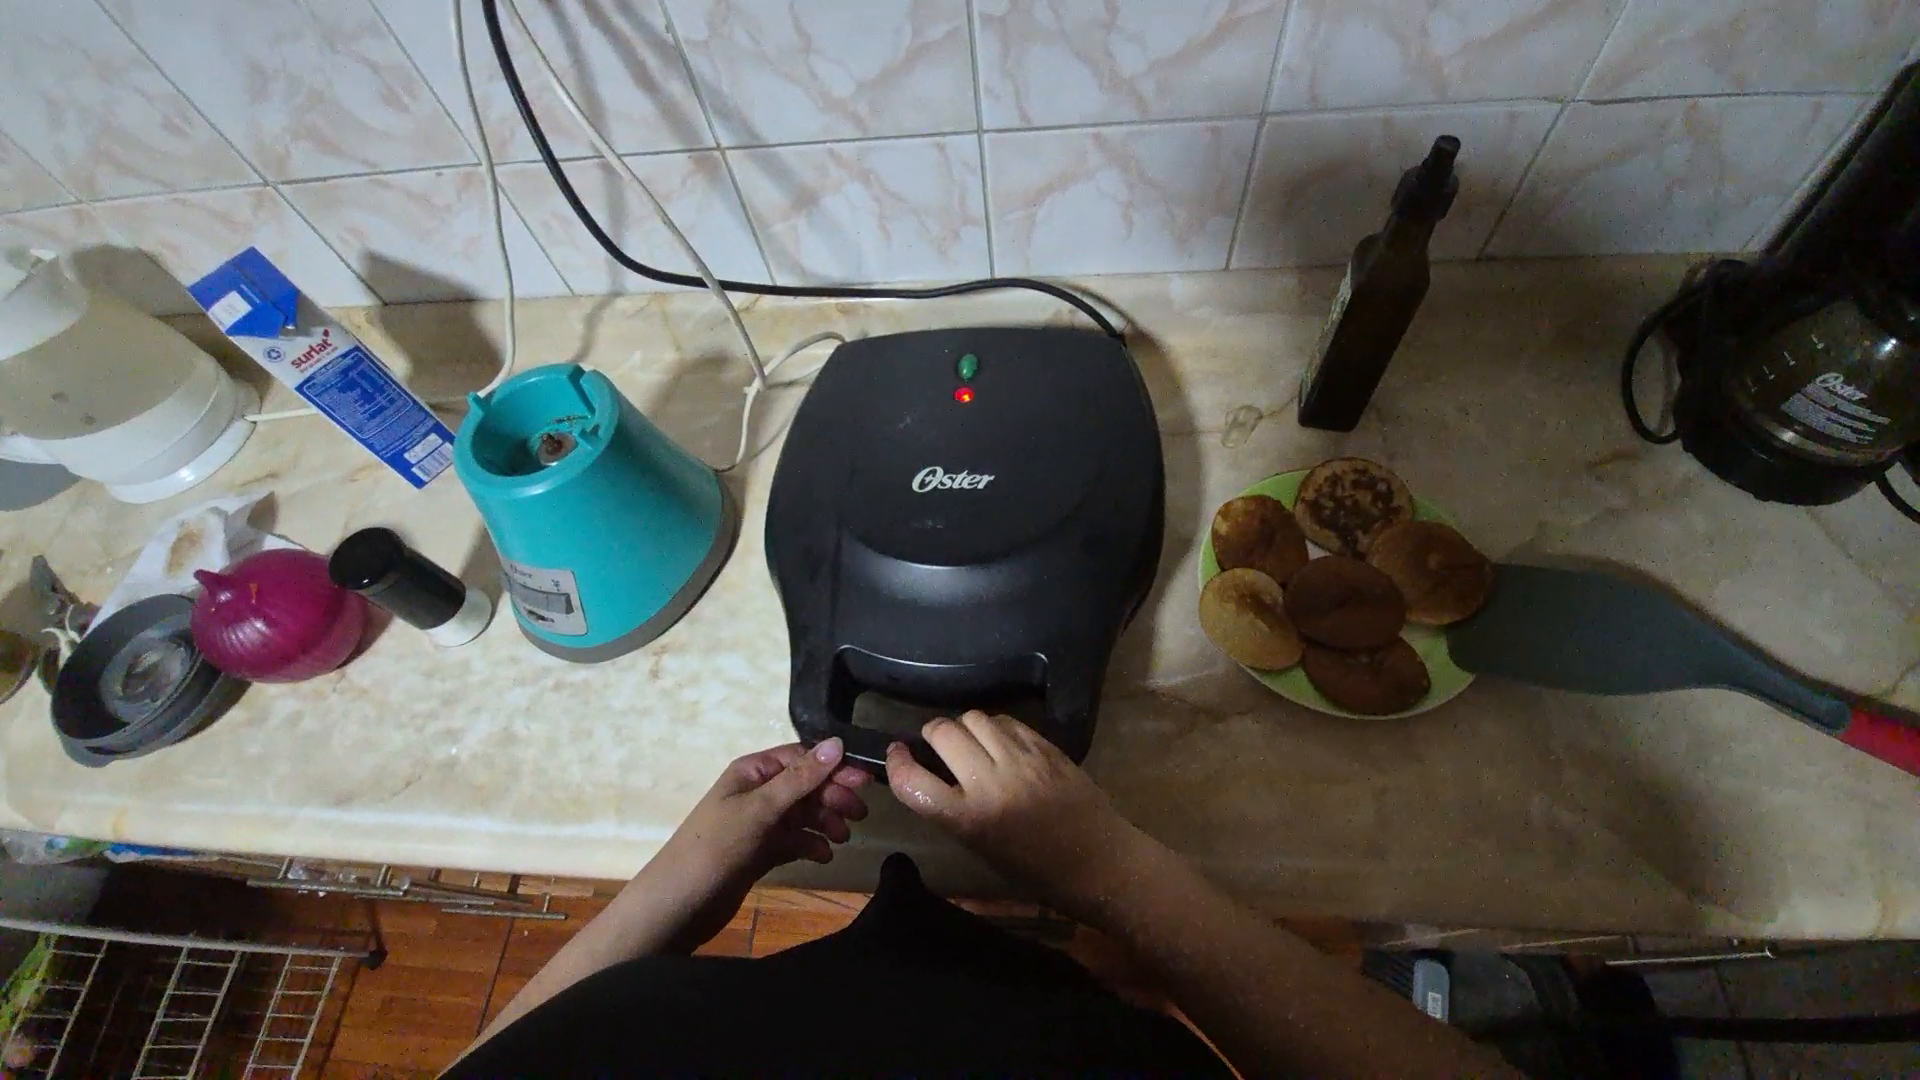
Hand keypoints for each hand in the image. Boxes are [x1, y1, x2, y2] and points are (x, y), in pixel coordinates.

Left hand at [636, 738, 868, 951]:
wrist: (676, 909)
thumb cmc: (714, 849)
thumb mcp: (759, 810)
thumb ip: (800, 778)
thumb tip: (837, 742)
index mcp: (753, 772)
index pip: (802, 757)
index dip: (834, 766)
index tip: (865, 782)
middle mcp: (758, 792)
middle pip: (807, 785)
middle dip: (833, 796)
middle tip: (860, 815)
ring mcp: (759, 824)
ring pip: (804, 814)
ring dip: (825, 821)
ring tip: (842, 839)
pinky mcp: (761, 852)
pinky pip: (795, 840)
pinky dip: (811, 845)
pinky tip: (824, 857)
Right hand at [885, 711, 1143, 920]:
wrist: (1100, 861)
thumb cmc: (1038, 872)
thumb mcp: (983, 849)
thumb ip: (953, 811)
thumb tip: (929, 776)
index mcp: (970, 820)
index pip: (914, 781)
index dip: (896, 763)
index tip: (896, 754)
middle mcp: (991, 783)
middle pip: (943, 733)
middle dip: (932, 735)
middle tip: (936, 747)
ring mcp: (1021, 759)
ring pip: (974, 718)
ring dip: (964, 727)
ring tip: (970, 742)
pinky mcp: (1045, 746)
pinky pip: (1006, 721)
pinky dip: (995, 727)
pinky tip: (999, 742)